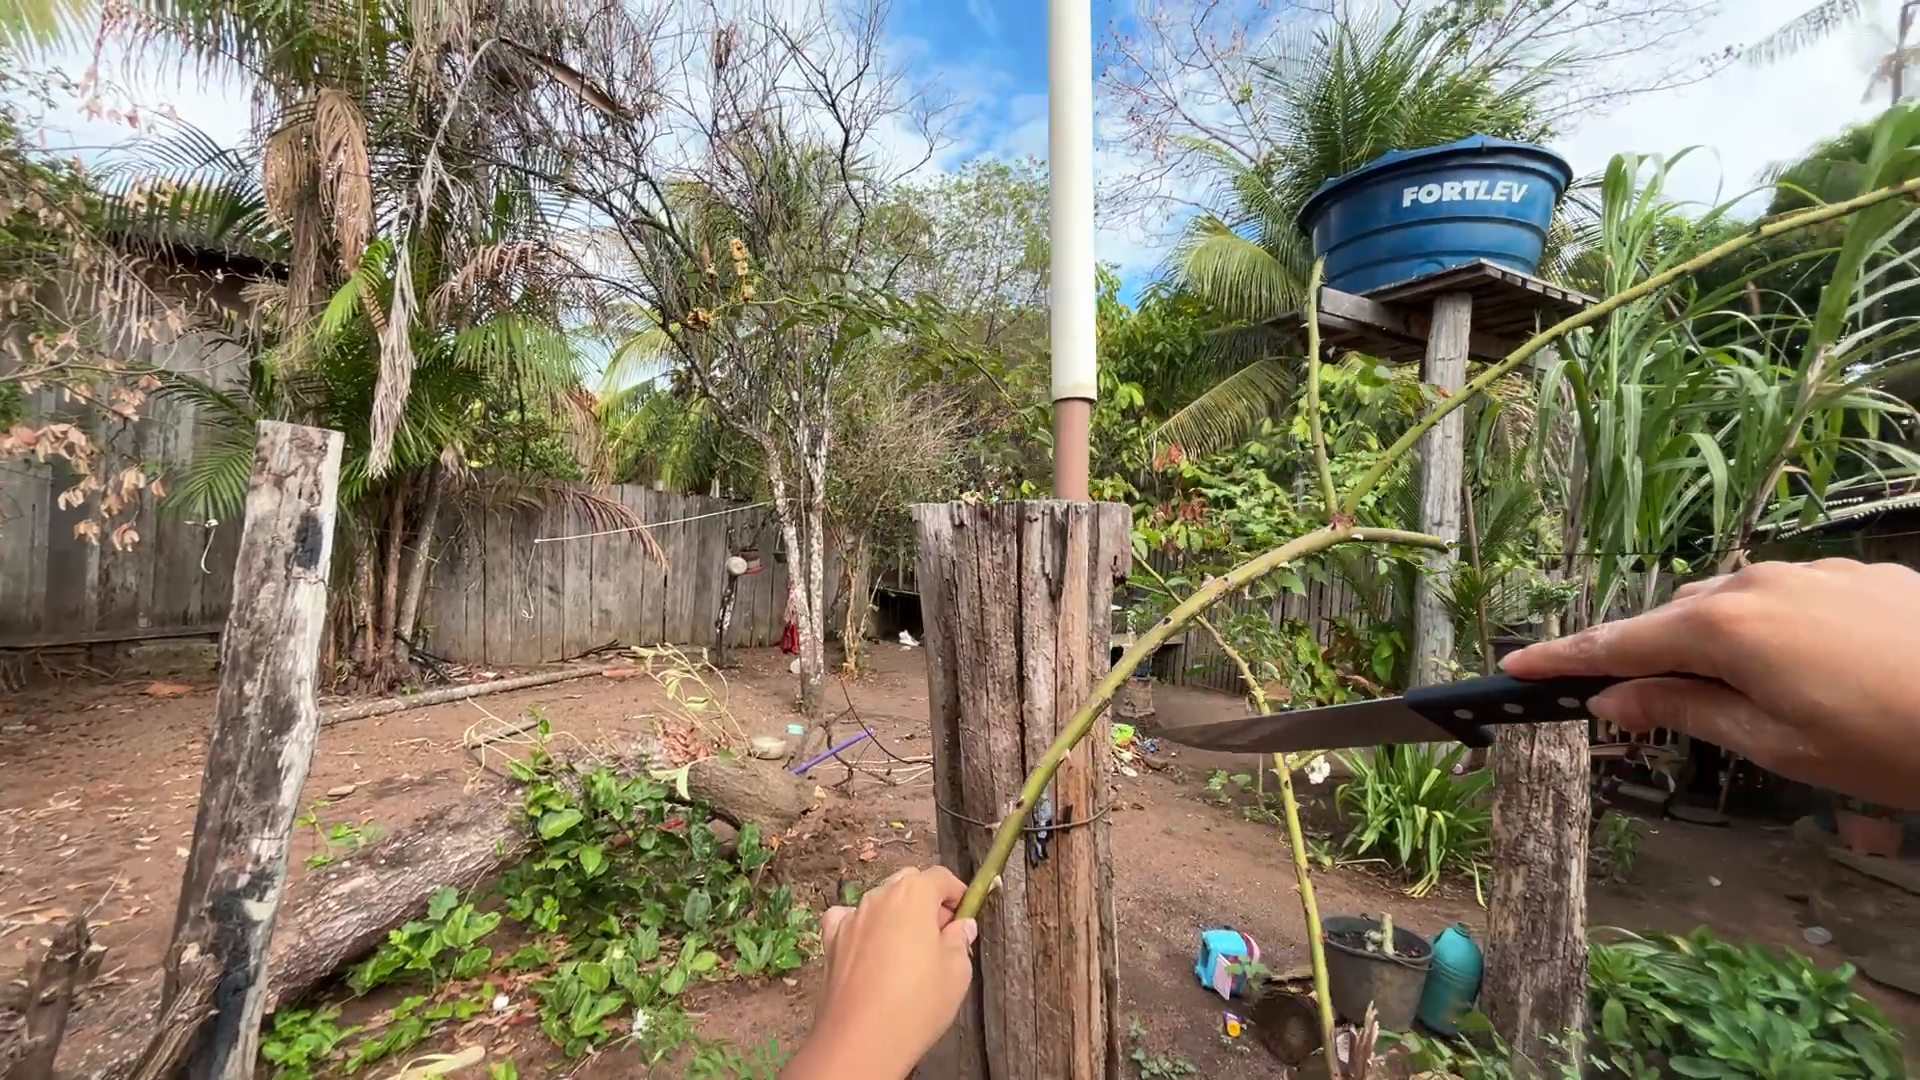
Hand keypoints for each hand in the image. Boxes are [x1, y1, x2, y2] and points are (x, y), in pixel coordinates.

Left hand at [781, 866, 977, 1079]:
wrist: (860, 1042)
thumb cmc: (916, 1005)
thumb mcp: (957, 973)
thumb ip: (960, 940)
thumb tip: (961, 926)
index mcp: (914, 894)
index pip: (940, 877)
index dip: (957, 893)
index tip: (965, 913)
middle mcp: (881, 895)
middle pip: (909, 883)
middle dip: (927, 901)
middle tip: (940, 934)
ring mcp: (853, 915)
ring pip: (880, 900)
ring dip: (896, 914)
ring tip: (906, 951)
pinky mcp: (832, 939)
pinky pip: (848, 919)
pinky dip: (860, 926)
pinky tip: (868, 948)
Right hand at [1502, 558, 1919, 809]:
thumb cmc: (1903, 745)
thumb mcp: (1780, 746)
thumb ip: (1681, 712)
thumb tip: (1610, 702)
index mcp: (1721, 628)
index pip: (1613, 644)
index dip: (1559, 658)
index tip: (1514, 665)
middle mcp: (1751, 584)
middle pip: (1668, 620)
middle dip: (1648, 656)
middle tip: (1644, 701)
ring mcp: (1810, 573)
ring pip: (1724, 605)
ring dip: (1710, 642)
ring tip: (1746, 689)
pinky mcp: (1862, 574)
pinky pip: (1782, 596)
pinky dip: (1767, 627)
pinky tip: (1812, 663)